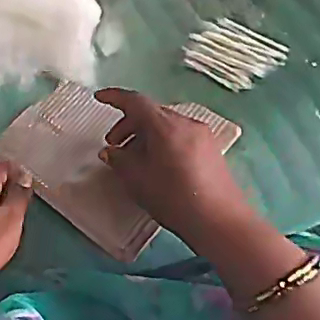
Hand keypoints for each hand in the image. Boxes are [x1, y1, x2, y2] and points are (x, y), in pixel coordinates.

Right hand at [95, 88, 262, 254]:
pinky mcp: (211, 149)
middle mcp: (186, 123)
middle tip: (114, 144)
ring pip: (166, 125)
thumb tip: (111, 151)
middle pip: (152, 113)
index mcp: (166, 126)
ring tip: (134, 158)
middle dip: (129, 124)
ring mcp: (202, 135)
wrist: (219, 221)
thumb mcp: (137, 179)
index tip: (100, 98)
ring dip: (145, 134)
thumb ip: (119, 159)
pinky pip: (180, 135)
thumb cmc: (173, 197)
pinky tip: (156, 164)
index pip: (136, 102)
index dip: (115, 97)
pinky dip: (162, 141)